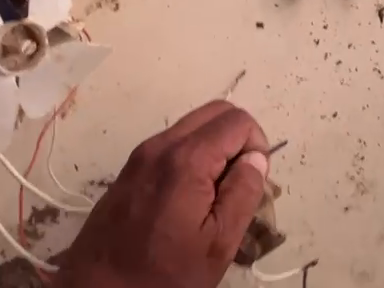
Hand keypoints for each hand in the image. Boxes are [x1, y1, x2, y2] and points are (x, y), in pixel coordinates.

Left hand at [58, 101, 269, 287]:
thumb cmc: (160, 279)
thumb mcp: (217, 245)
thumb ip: (244, 193)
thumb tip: (255, 159)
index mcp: (186, 160)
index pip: (239, 122)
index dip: (256, 145)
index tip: (251, 181)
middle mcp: (161, 146)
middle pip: (217, 112)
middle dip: (238, 138)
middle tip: (237, 181)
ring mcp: (139, 157)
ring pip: (194, 125)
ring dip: (215, 146)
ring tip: (213, 192)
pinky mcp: (127, 172)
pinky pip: (172, 144)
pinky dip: (192, 155)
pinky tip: (186, 199)